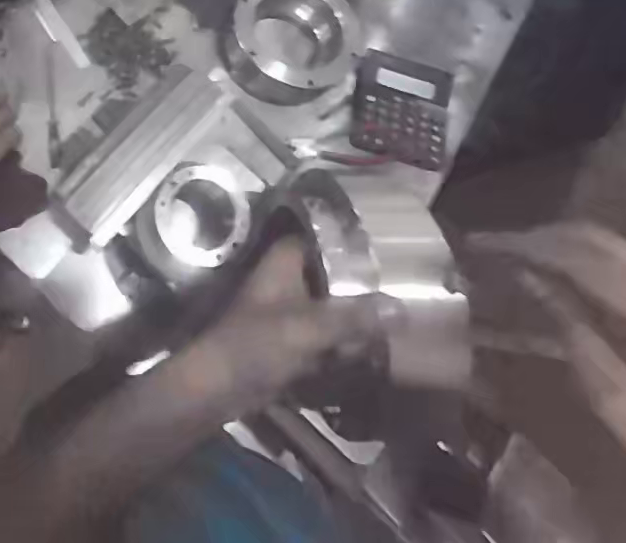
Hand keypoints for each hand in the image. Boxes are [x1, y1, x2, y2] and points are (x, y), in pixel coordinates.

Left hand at [184, 237, 387, 410]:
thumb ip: (355, 317)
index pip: (325, 239)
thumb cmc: (258, 343)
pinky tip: (375, 348)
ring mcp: (291, 309)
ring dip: (356, 315)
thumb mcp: (309, 328)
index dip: (354, 244)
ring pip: (332, 305)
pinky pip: (327, 333)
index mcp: (286, 260)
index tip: (389, 250)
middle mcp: (289, 278)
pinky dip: (345, 340)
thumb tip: (402, 308)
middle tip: (404, 289)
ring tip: (398, 318)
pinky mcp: (293, 339)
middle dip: (362, 285)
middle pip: (333, 274)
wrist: (221, 385)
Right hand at [474, 223, 625, 542]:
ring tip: (510, 252)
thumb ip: (580, 343)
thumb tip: (530, 281)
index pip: (590, 263)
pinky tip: (552, 270)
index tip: (482, 245)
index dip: (530, 247)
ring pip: (614, 246)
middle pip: (602, 242)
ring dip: (558, 244)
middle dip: (538, 237)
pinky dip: (583, 260)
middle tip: (488, 244)